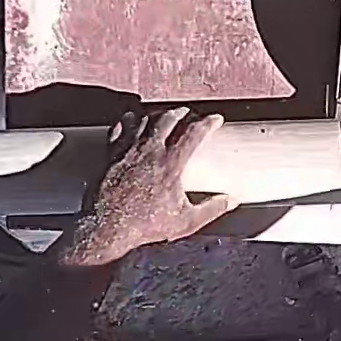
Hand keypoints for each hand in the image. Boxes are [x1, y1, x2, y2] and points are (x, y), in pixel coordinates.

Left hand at [54, 108, 236, 267]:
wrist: (108, 228)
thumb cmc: (146, 225)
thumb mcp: (187, 221)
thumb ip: (213, 208)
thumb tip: (232, 200)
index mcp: (171, 165)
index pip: (193, 133)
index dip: (208, 122)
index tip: (215, 119)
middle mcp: (150, 152)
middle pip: (167, 119)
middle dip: (180, 112)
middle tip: (187, 112)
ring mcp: (128, 152)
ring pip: (142, 121)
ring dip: (156, 115)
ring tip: (163, 114)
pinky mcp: (111, 157)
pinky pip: (119, 130)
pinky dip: (127, 122)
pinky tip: (129, 120)